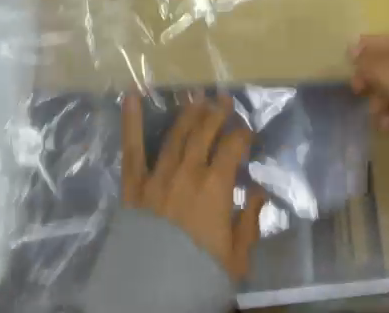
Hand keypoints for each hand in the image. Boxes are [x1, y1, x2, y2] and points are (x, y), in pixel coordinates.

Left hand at [122, 94, 266, 279]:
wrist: (153, 296)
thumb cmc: (199, 276)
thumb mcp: (237, 257)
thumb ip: (249, 221)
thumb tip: (258, 193)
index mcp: (215, 186)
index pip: (233, 146)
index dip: (242, 134)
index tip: (247, 131)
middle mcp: (187, 172)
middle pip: (205, 132)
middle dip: (217, 113)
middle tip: (224, 99)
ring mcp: (158, 176)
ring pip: (176, 134)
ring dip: (188, 113)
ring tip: (197, 95)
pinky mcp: (134, 186)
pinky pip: (132, 149)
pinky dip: (131, 121)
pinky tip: (131, 96)